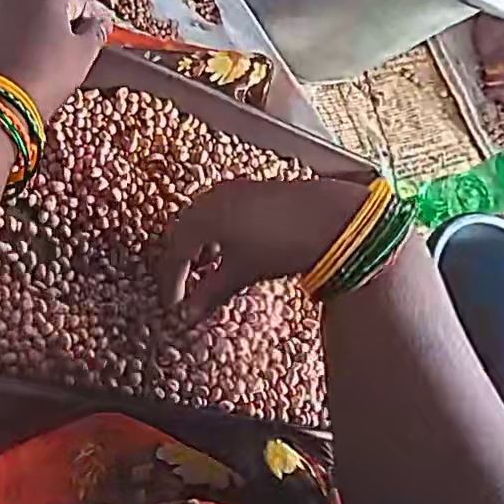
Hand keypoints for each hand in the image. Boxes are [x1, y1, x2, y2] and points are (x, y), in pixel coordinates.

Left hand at [0, 0, 110, 119]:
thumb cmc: (47, 75)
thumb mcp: (83, 55)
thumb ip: (96, 33)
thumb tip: (99, 23)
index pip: (82, 0)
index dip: (96, 18)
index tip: (103, 32)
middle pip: (54, 9)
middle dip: (69, 27)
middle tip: (81, 50)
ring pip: (33, 24)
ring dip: (47, 38)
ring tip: (57, 63)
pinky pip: (15, 38)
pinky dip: (27, 48)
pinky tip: (34, 67)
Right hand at [155, 178, 369, 321]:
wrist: (331, 218)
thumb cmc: (279, 245)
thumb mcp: (241, 273)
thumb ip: (210, 293)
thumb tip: (189, 315)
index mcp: (200, 219)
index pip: (174, 254)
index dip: (172, 282)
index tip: (174, 304)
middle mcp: (210, 199)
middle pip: (183, 234)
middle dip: (182, 262)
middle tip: (185, 287)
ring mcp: (231, 190)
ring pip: (201, 221)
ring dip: (199, 246)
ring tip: (207, 268)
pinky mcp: (250, 188)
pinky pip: (220, 211)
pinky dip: (217, 233)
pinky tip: (230, 249)